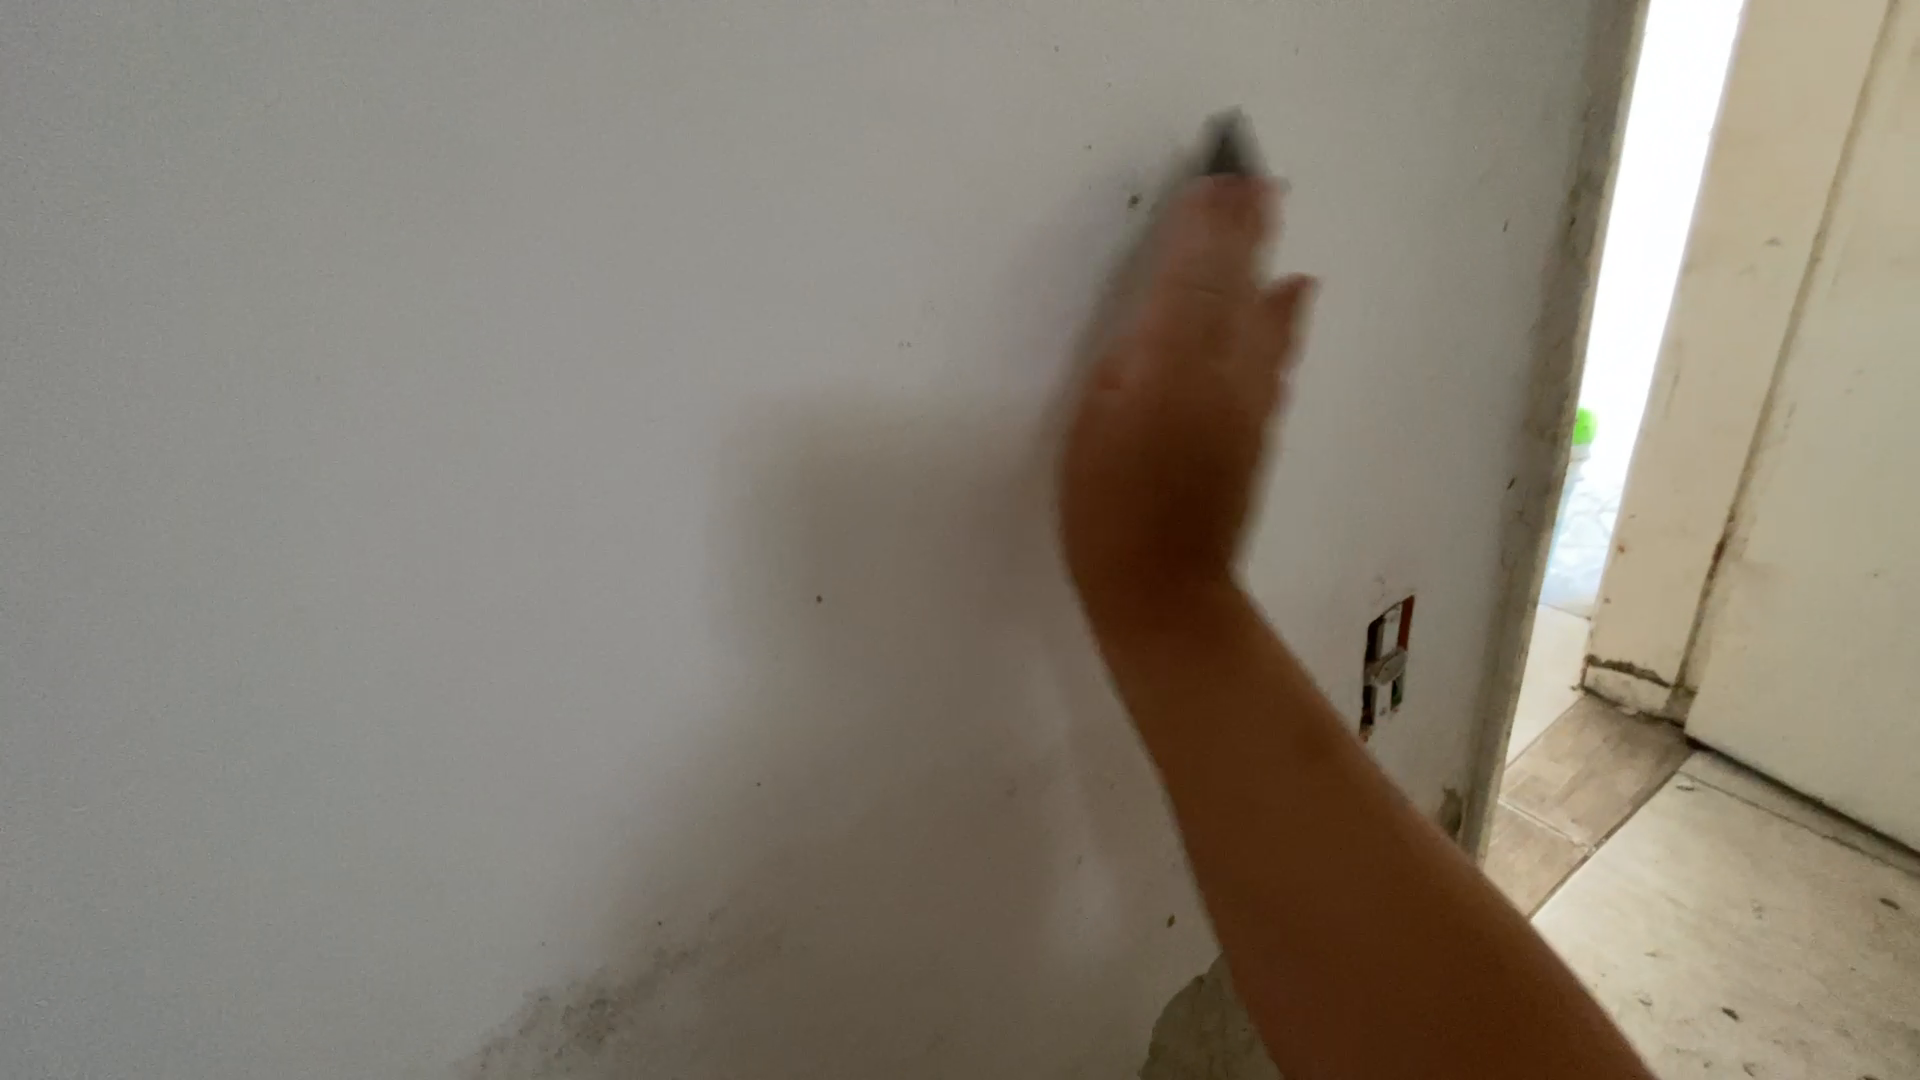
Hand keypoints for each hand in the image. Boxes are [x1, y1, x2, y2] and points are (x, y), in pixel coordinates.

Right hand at [1059, 175, 1315, 621]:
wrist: (1163, 586)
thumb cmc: (1102, 513)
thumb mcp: (1090, 429)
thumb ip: (1126, 366)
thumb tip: (1158, 323)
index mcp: (1169, 370)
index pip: (1192, 280)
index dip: (1202, 226)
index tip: (1210, 175)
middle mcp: (1222, 374)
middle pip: (1236, 284)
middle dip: (1243, 225)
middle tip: (1253, 171)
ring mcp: (1250, 401)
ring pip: (1264, 313)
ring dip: (1265, 256)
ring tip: (1270, 206)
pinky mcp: (1260, 428)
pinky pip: (1276, 355)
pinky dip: (1283, 315)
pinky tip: (1292, 289)